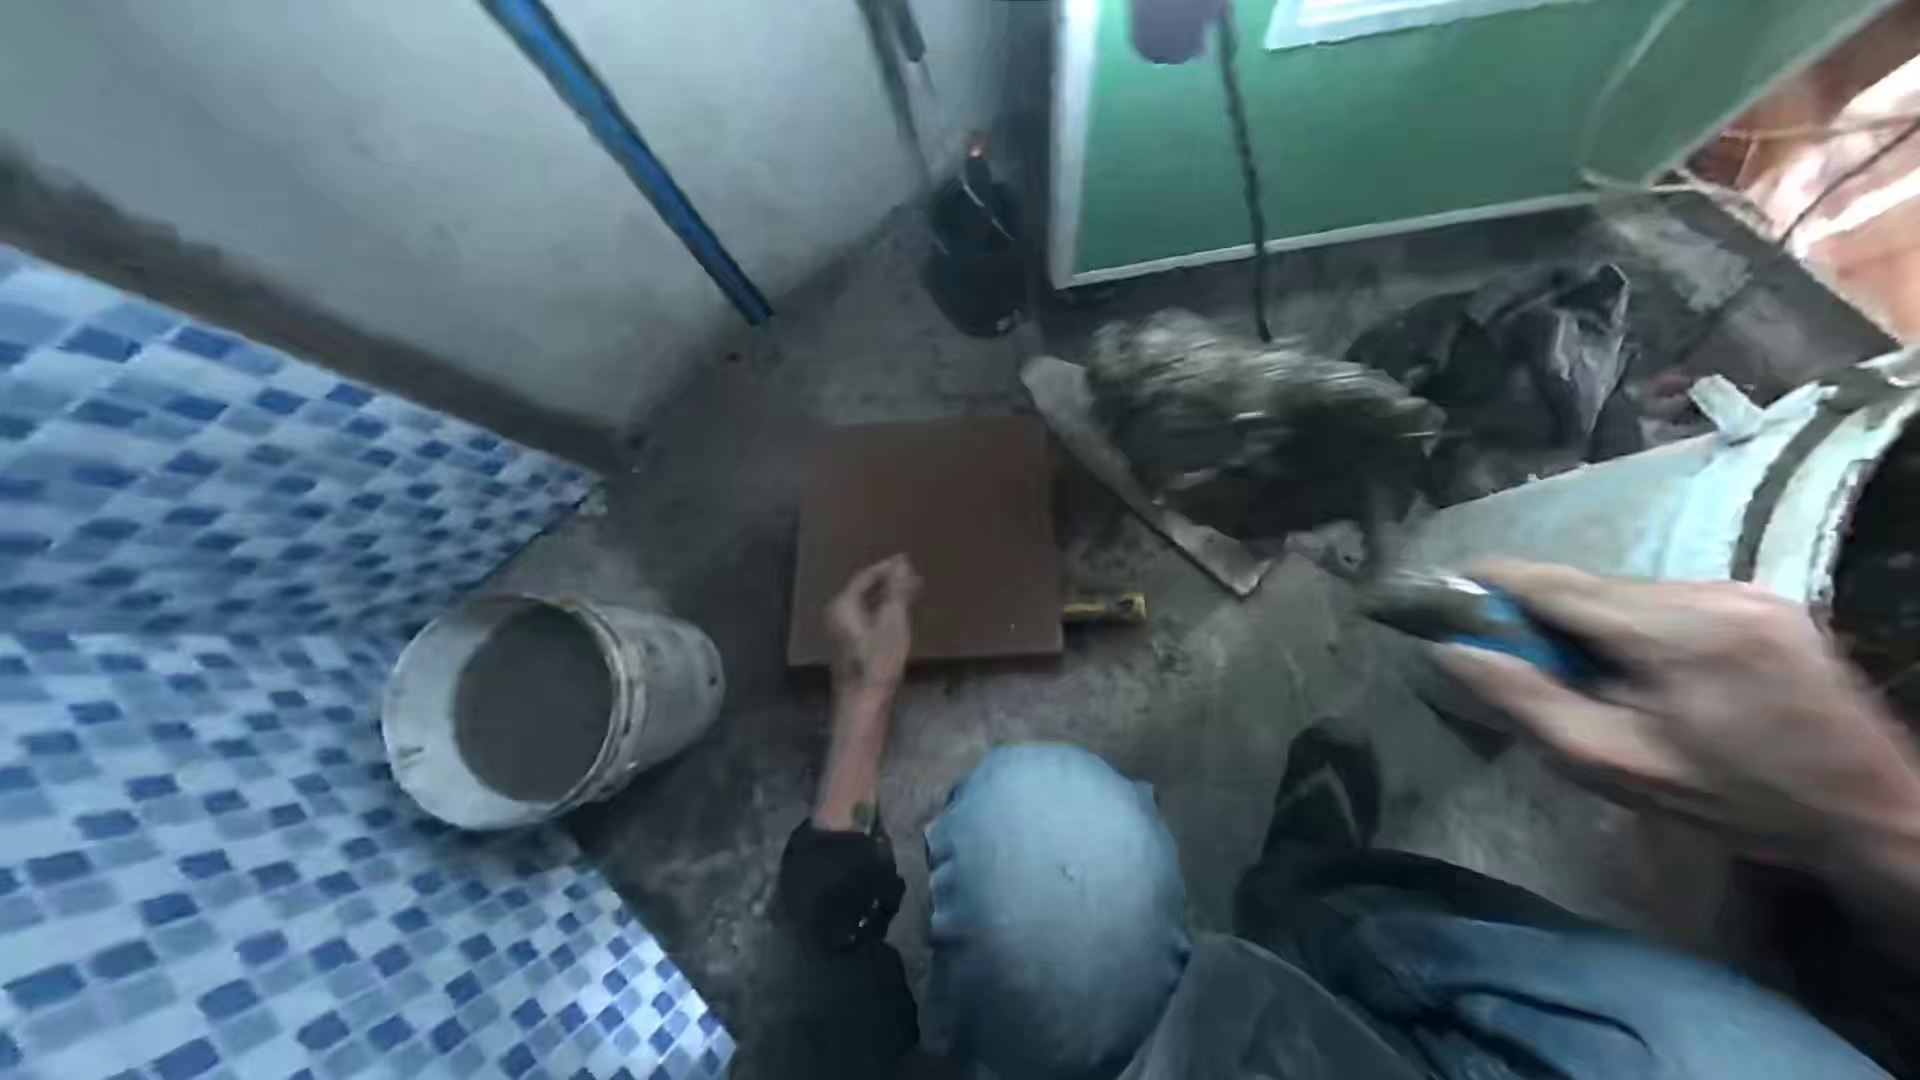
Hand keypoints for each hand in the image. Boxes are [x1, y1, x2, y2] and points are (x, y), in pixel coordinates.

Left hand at [826, 555, 921, 693]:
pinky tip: (903, 614)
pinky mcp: (852, 643)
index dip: (887, 567)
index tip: (907, 561)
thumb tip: (903, 562)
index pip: (866, 576)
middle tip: (914, 576)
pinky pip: (869, 616)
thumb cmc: (880, 661)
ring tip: (913, 592)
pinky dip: (886, 611)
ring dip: (890, 596)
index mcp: (844, 604)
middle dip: (890, 582)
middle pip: (865, 589)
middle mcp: (838, 614)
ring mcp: (843, 630)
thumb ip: (898, 590)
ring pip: (868, 604)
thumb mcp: (895, 621)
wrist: (866, 703)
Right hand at [1435, 561, 1919, 862]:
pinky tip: (1627, 662)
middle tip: (1512, 652)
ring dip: (1578, 618)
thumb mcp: (1605, 760)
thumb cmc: (1731, 799)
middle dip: (1534, 611)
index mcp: (1675, 631)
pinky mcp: (1759, 602)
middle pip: (1581, 584)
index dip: (1489, 583)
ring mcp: (1742, 593)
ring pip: (1614, 589)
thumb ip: (1520, 698)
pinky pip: (1652, 598)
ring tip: (1577, 667)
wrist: (1882, 821)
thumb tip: (1449, 649)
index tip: (1445, 592)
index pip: (1550, 582)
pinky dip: (1618, 621)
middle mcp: (1710, 594)